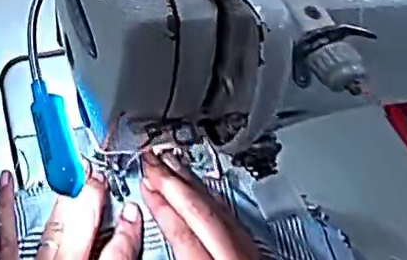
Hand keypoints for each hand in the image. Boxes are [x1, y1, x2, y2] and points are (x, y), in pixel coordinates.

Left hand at [0, 168, 142, 259]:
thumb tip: (122, 253)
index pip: (115, 258)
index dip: (127, 234)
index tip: (133, 212)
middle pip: (80, 231)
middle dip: (90, 201)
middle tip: (98, 176)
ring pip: (49, 229)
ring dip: (61, 200)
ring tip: (68, 173)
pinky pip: (4, 231)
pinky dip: (5, 202)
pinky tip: (6, 178)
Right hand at [136, 150, 258, 259]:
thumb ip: (179, 251)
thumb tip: (154, 225)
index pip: (183, 233)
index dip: (160, 205)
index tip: (144, 182)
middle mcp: (238, 257)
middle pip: (201, 212)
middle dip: (172, 182)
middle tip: (150, 158)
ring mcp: (254, 255)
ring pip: (220, 210)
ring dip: (191, 184)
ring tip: (171, 162)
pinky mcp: (263, 255)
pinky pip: (234, 220)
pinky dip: (214, 200)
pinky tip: (203, 191)